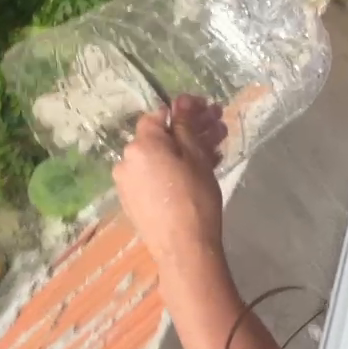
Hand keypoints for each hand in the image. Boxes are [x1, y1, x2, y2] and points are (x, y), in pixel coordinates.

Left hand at [113, 94, 228, 270]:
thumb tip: (181, 101)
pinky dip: (177, 166)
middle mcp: (127, 161)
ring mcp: (129, 182)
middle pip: (162, 136)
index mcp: (141, 146)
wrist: (184, 247)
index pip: (159, 115)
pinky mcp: (136, 200)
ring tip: (217, 149)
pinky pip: (157, 173)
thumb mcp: (196, 157)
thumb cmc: (195, 197)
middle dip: (191, 128)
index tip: (210, 110)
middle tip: (220, 126)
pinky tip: (202, 169)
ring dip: (188, 148)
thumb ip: (186, 126)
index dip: (186, 109)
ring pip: (162, 156)